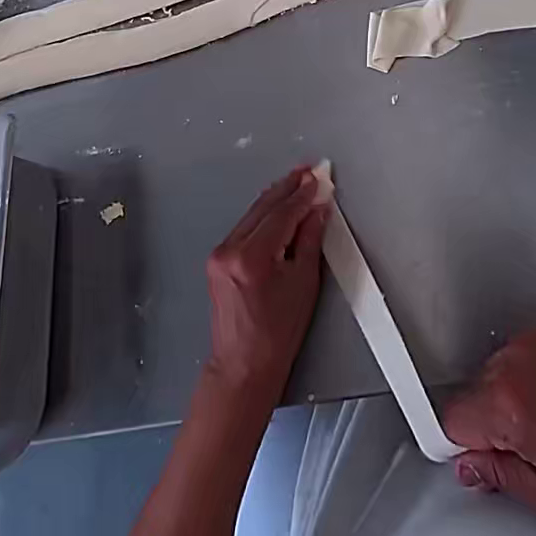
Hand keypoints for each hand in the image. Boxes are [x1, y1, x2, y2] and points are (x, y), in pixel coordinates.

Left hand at [203, 166, 330, 397]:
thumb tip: (317, 208)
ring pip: (252, 213)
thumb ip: (310, 239)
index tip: (318, 177)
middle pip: (263, 207)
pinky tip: (278, 207)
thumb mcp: (304, 283)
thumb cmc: (278, 333)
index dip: (303, 194)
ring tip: (297, 182)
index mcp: (252, 257)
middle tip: (309, 171)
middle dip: (288, 187)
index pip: (282, 213)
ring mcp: (219, 253)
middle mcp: (230, 249)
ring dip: (276, 198)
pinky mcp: (217, 258)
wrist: (243, 365)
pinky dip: (263, 215)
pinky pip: (244, 226)